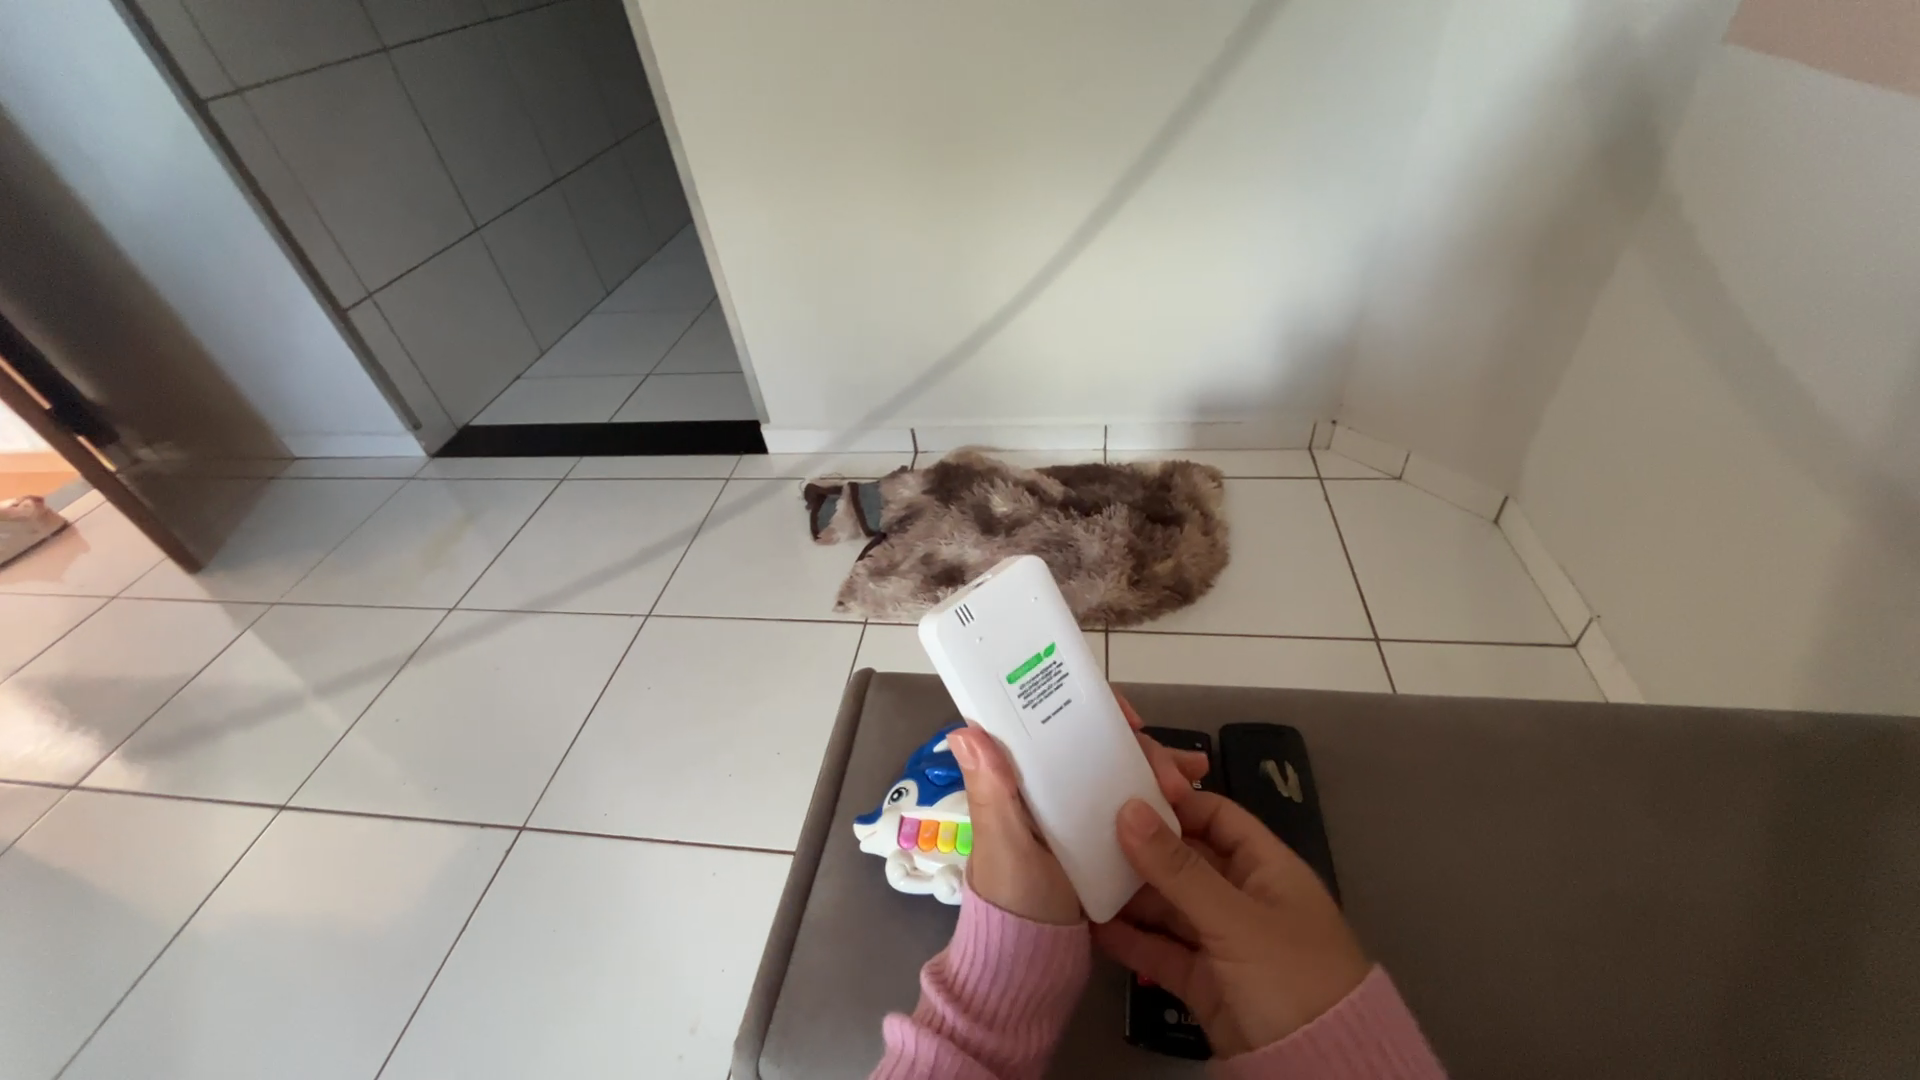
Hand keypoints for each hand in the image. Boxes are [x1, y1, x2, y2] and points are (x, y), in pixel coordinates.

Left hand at [947, 694, 1209, 925]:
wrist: (1035, 962)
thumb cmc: (1013, 900)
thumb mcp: (1003, 846)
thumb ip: (991, 793)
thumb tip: (965, 731)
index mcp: (1015, 775)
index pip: (1046, 719)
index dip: (1084, 704)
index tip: (1124, 714)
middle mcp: (1046, 780)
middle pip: (1092, 738)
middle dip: (1136, 742)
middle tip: (1172, 770)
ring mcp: (1075, 804)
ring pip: (1117, 763)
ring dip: (1155, 761)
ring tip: (1191, 776)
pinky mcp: (1099, 829)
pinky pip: (1131, 796)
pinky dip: (1160, 788)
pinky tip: (1191, 789)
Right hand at [1093, 792, 1369, 1057]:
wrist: (1323, 1077)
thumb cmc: (1291, 977)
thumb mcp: (1235, 919)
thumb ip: (1178, 867)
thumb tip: (1128, 808)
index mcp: (1266, 868)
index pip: (1216, 816)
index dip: (1174, 801)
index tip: (1123, 791)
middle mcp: (1242, 897)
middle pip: (1185, 859)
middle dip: (1141, 847)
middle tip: (1087, 831)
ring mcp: (1222, 941)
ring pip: (1168, 905)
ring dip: (1130, 893)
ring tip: (1080, 874)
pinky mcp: (1203, 981)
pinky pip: (1161, 949)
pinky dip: (1131, 939)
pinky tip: (1094, 925)